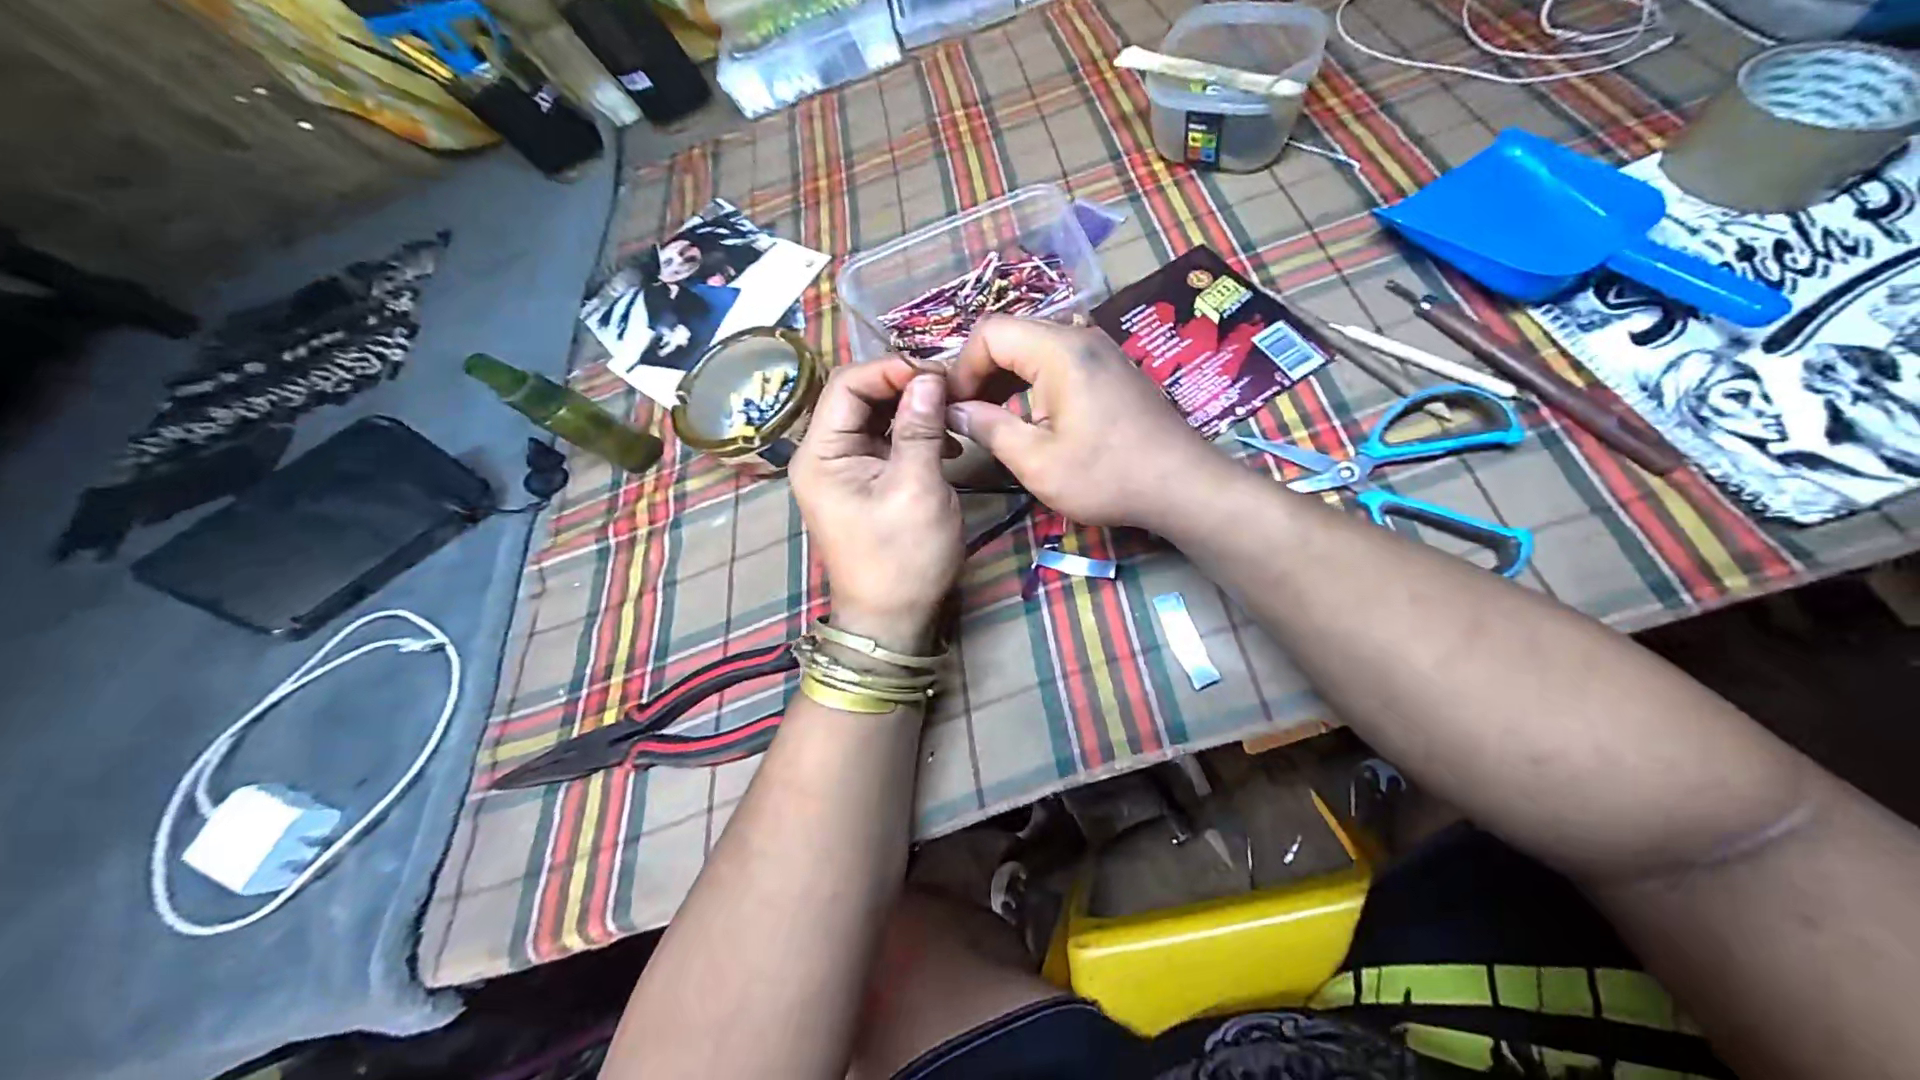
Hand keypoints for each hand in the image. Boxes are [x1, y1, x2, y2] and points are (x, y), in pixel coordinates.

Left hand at [790, 358, 962, 652]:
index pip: (847, 384)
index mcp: (820, 453)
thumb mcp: (917, 489)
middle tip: (951, 389)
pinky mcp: (862, 482)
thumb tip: (929, 377)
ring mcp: (842, 469)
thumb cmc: (902, 559)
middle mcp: (822, 454)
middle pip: (859, 397)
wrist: (892, 620)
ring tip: (951, 416)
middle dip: (905, 387)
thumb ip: (920, 429)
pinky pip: (884, 442)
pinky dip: (912, 435)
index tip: (939, 372)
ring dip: (912, 410)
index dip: (892, 369)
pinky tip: (943, 444)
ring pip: (875, 418)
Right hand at [944, 317, 1217, 529]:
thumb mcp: (1037, 461)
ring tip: (990, 421)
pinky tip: (1026, 419)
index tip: (954, 408)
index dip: (962, 367)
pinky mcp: (1109, 369)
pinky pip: (1056, 362)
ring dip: (1004, 380)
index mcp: (1059, 350)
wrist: (1182, 485)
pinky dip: (1031, 384)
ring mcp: (1098, 350)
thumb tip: (953, 410)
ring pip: (1032, 349)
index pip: (989, 332)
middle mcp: (1079, 337)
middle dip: (980, 374)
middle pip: (1010, 336)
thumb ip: (989, 429)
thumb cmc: (1107, 476)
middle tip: (966, 416)